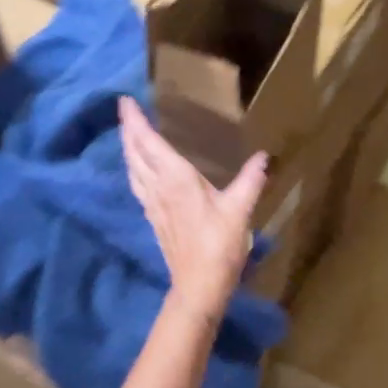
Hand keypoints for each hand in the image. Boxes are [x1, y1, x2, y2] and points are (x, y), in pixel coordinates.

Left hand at [119, 97, 267, 315]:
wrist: (199, 286)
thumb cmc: (219, 247)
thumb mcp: (240, 211)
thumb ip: (250, 181)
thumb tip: (264, 157)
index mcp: (176, 178)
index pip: (148, 142)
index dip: (134, 121)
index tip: (124, 101)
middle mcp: (158, 188)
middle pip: (134, 154)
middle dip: (127, 131)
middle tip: (124, 112)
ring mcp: (153, 206)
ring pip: (133, 171)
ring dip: (128, 150)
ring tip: (128, 136)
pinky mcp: (154, 221)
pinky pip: (139, 187)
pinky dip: (135, 172)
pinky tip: (140, 173)